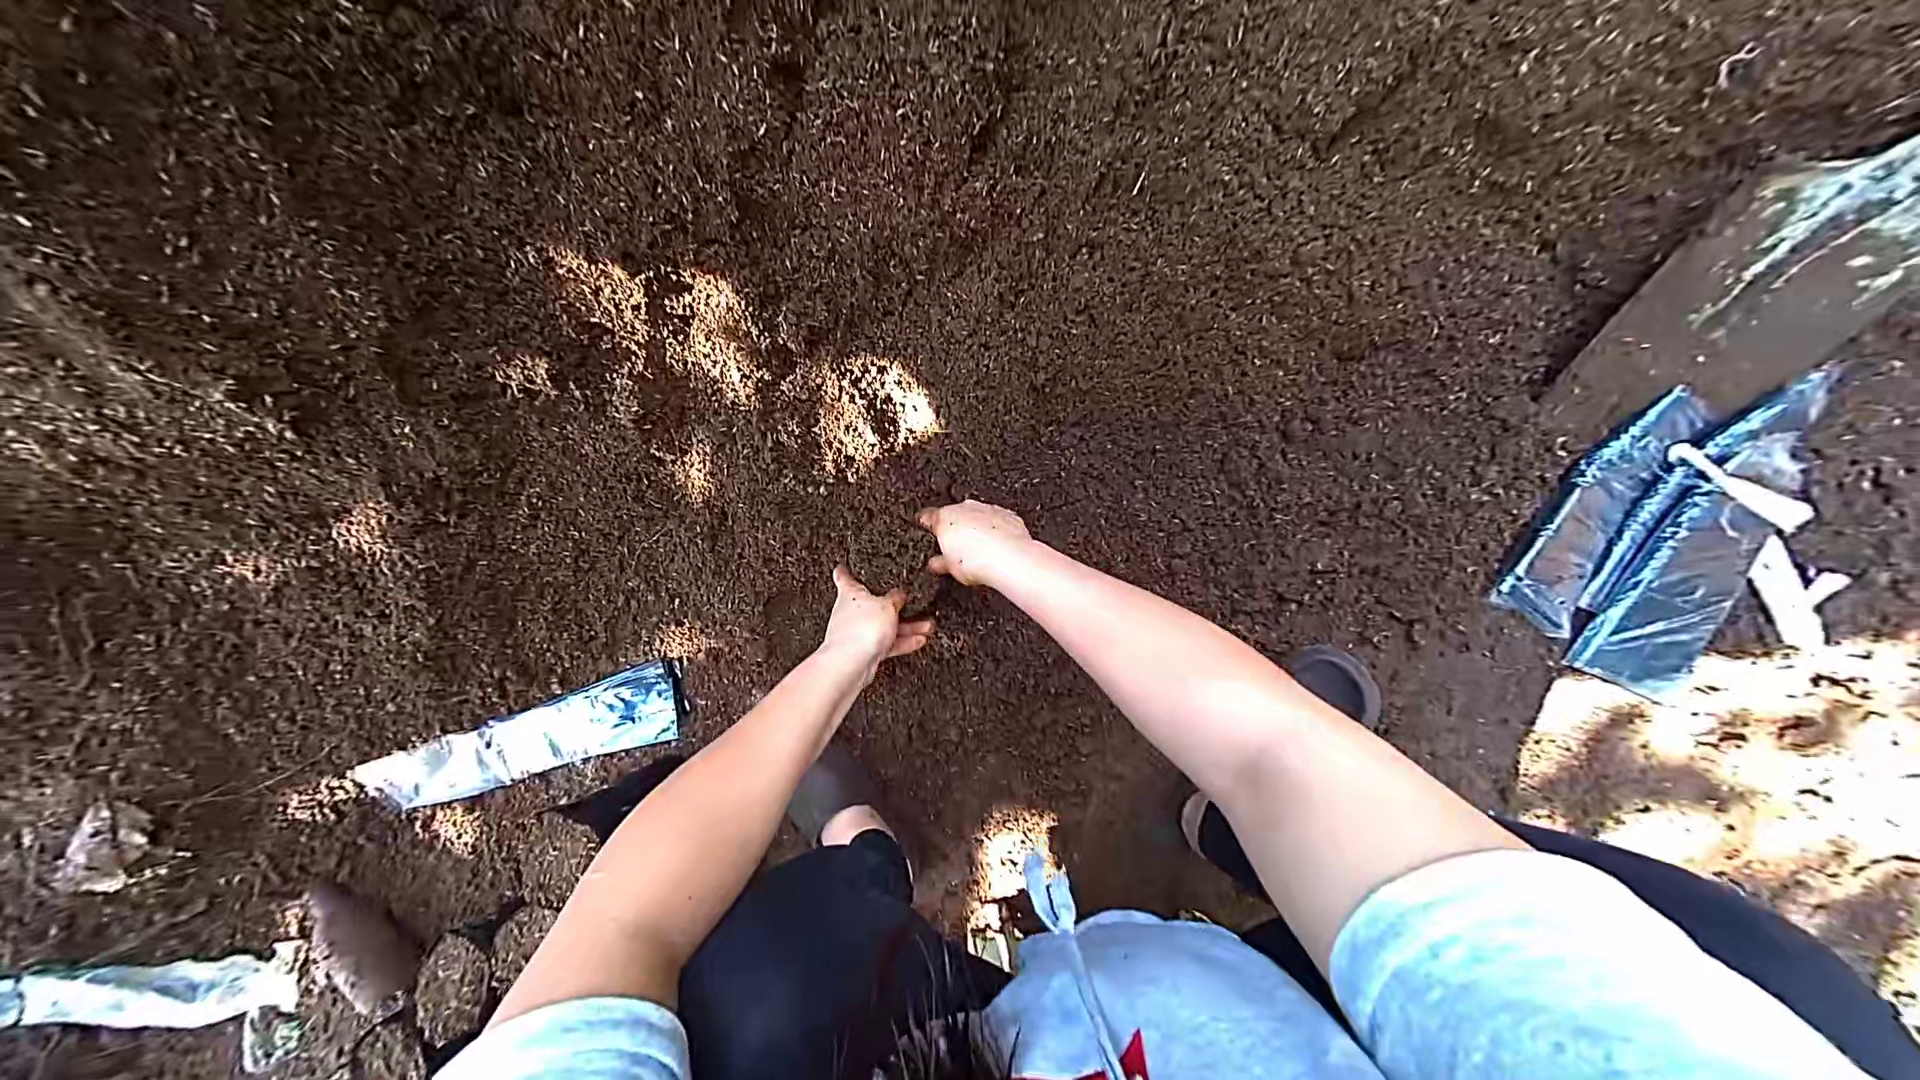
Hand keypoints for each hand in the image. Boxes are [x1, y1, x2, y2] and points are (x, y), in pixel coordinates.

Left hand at [819, 564, 934, 676]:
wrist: (851, 663)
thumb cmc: (860, 629)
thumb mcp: (887, 605)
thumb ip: (895, 598)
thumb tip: (900, 594)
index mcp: (850, 594)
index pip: (844, 577)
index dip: (845, 570)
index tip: (843, 566)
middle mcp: (851, 612)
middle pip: (875, 604)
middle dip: (896, 605)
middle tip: (913, 603)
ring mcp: (858, 632)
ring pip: (885, 625)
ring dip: (907, 626)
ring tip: (927, 626)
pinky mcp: (865, 650)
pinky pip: (887, 643)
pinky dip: (903, 641)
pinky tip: (919, 640)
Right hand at [915, 499, 1033, 587]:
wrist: (1009, 558)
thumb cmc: (978, 561)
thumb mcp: (950, 568)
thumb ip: (940, 562)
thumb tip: (936, 563)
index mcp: (945, 517)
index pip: (928, 516)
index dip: (925, 523)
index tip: (925, 527)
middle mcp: (965, 508)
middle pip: (955, 516)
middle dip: (956, 530)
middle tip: (958, 549)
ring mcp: (987, 510)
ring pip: (977, 516)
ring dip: (977, 529)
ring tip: (980, 550)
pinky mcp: (1007, 515)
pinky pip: (997, 520)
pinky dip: (996, 530)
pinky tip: (998, 546)